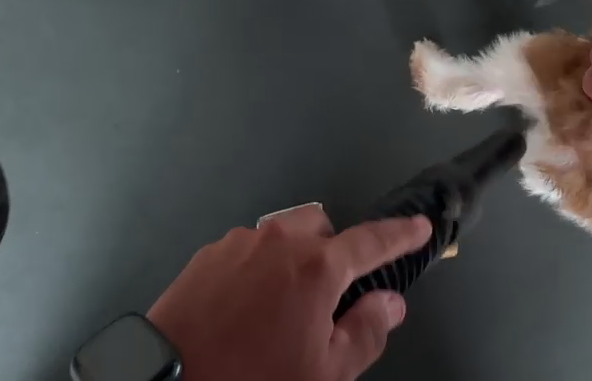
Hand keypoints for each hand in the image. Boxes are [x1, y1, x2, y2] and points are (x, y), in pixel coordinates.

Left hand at [147, 204, 430, 380]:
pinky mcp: (212, 251)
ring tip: (283, 310)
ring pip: (284, 235)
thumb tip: (390, 302)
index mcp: (316, 267)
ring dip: (294, 259)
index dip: (400, 234)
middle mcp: (280, 240)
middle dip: (333, 252)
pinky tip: (248, 308)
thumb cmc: (255, 378)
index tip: (419, 226)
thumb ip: (365, 331)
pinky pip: (250, 248)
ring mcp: (242, 240)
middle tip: (329, 299)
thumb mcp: (325, 373)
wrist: (172, 378)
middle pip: (322, 227)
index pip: (372, 241)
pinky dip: (261, 268)